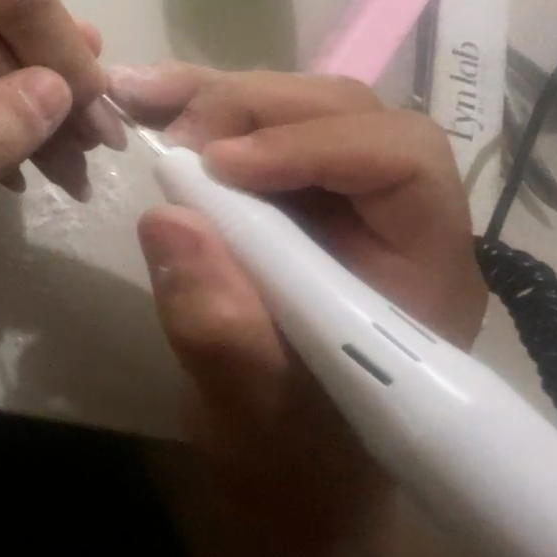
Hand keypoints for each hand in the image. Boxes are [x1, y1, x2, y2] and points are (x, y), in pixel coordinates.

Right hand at [111, 65, 486, 556]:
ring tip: (140, 98)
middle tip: (172, 140)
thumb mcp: (249, 411)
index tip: (219, 167)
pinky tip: (142, 102)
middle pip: (344, 111)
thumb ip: (220, 329)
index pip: (400, 161)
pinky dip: (191, 105)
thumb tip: (169, 220)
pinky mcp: (280, 188)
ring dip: (212, 93)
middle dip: (251, 107)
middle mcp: (385, 214)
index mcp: (417, 267)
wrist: (280, 463)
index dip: (313, 144)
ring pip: (291, 103)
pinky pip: (244, 123)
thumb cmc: (287, 453)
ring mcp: (331, 194)